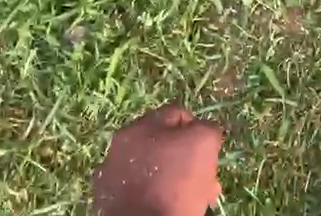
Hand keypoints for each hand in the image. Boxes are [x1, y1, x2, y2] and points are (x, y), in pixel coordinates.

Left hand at [92, 104, 223, 215]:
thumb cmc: (175, 181)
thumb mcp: (204, 142)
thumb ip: (207, 127)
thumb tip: (203, 132)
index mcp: (138, 127)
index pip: (177, 115)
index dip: (198, 130)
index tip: (208, 151)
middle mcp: (120, 147)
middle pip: (165, 145)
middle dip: (188, 159)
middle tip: (205, 177)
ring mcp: (112, 177)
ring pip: (155, 170)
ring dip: (176, 178)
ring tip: (195, 195)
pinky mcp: (112, 204)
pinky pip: (144, 192)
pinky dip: (159, 196)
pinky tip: (173, 204)